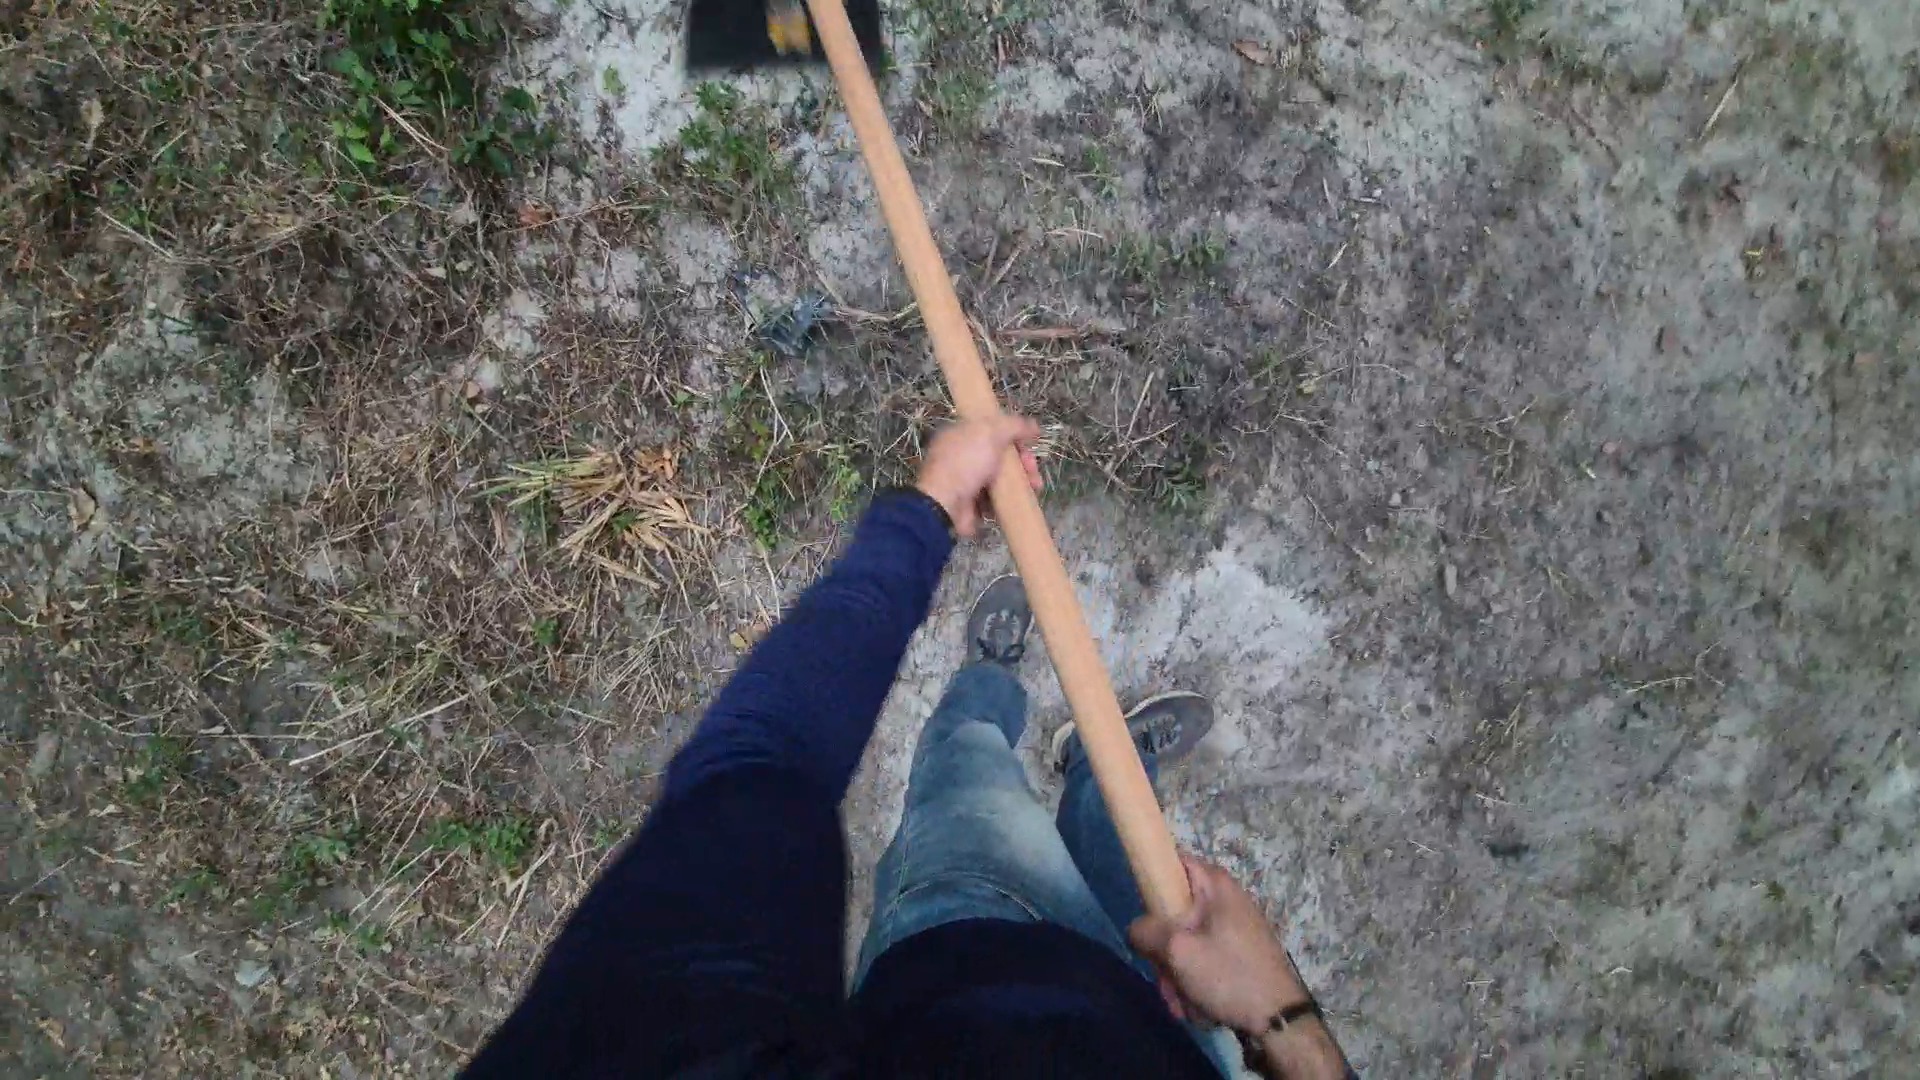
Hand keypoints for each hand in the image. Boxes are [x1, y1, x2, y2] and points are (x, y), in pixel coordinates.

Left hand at [914, 414, 1041, 538]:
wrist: (945, 504)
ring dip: (1020, 482)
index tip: (1031, 443)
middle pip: (1000, 455)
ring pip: (1001, 478)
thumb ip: (1014, 425)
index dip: (1015, 435)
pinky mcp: (971, 503)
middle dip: (1022, 462)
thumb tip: (1034, 425)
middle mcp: (962, 455)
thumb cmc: (966, 462)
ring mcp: (966, 481)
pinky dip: (1008, 500)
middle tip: (1033, 471)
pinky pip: (995, 499)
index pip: (993, 429)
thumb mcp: (991, 433)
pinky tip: (1018, 501)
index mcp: (961, 434)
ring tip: (1034, 488)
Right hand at [1127, 855, 1305, 1032]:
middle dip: (1164, 947)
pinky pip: (1207, 956)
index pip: (1173, 860)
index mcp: (1216, 884)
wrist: (1282, 1023)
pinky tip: (1198, 1005)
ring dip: (1178, 970)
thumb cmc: (1229, 974)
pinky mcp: (1242, 952)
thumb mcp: (1178, 950)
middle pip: (1177, 909)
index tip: (1143, 910)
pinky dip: (1197, 978)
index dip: (1152, 880)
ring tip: (1181, 1001)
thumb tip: (1136, 930)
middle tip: (1162, 974)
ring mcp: (1236, 926)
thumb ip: (1145, 932)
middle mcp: (1227, 898)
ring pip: (1190, 938)